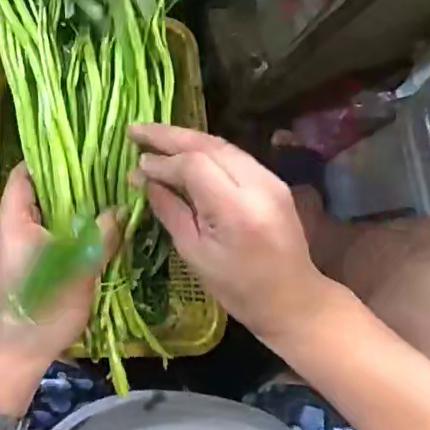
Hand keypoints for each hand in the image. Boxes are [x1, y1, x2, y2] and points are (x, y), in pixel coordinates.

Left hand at [0, 163, 113, 365]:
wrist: (21, 349)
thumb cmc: (44, 305)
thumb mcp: (80, 268)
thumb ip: (101, 235)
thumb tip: (122, 208)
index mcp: (13, 216)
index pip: (26, 171)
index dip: (50, 157)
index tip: (82, 150)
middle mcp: (9, 223)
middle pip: (37, 188)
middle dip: (67, 178)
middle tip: (101, 169)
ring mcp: (16, 241)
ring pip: (43, 208)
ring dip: (68, 201)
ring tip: (102, 190)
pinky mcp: (26, 257)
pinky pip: (45, 226)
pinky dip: (64, 220)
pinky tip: (92, 221)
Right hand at [130, 123, 335, 342]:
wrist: (294, 299)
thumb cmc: (238, 287)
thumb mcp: (194, 253)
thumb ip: (170, 210)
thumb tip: (143, 179)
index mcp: (237, 210)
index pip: (193, 166)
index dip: (162, 162)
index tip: (137, 166)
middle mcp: (257, 185)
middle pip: (208, 145)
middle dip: (169, 135)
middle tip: (135, 129)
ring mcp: (269, 179)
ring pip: (221, 144)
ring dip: (185, 137)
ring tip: (153, 135)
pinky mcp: (272, 180)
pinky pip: (232, 154)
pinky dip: (204, 148)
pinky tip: (183, 149)